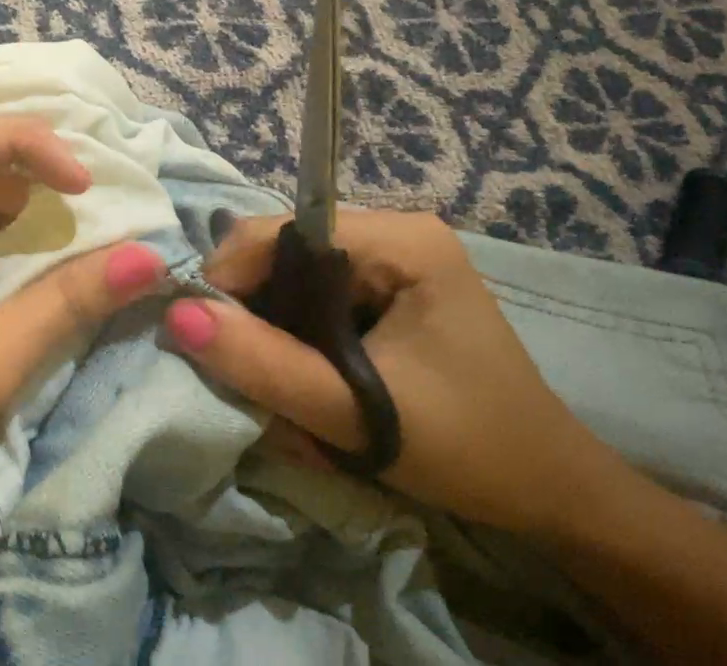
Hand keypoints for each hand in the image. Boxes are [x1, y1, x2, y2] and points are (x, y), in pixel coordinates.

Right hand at [165, 211, 626, 536]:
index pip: (275, 232)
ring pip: (288, 280)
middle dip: (255, 317)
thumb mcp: (354, 414)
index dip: (228, 280)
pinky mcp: (387, 288)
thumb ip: (264, 364)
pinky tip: (314, 383)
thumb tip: (175, 316)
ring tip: (290, 390)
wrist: (551, 494)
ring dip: (274, 336)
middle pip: (278, 254)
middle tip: (258, 381)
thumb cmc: (467, 449)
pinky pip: (310, 299)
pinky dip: (296, 341)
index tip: (208, 342)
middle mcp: (393, 232)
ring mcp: (392, 259)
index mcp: (400, 240)